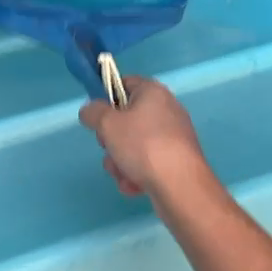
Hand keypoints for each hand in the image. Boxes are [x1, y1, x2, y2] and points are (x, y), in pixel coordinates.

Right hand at [78, 75, 210, 197]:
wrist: (181, 188)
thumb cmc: (143, 145)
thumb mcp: (107, 123)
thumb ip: (92, 112)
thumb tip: (89, 111)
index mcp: (152, 91)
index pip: (123, 83)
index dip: (106, 98)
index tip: (98, 117)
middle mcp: (167, 110)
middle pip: (127, 118)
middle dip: (112, 138)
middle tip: (108, 147)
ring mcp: (174, 138)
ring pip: (135, 144)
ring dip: (121, 160)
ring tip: (121, 174)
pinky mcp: (178, 162)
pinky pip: (150, 162)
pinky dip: (138, 173)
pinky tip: (134, 186)